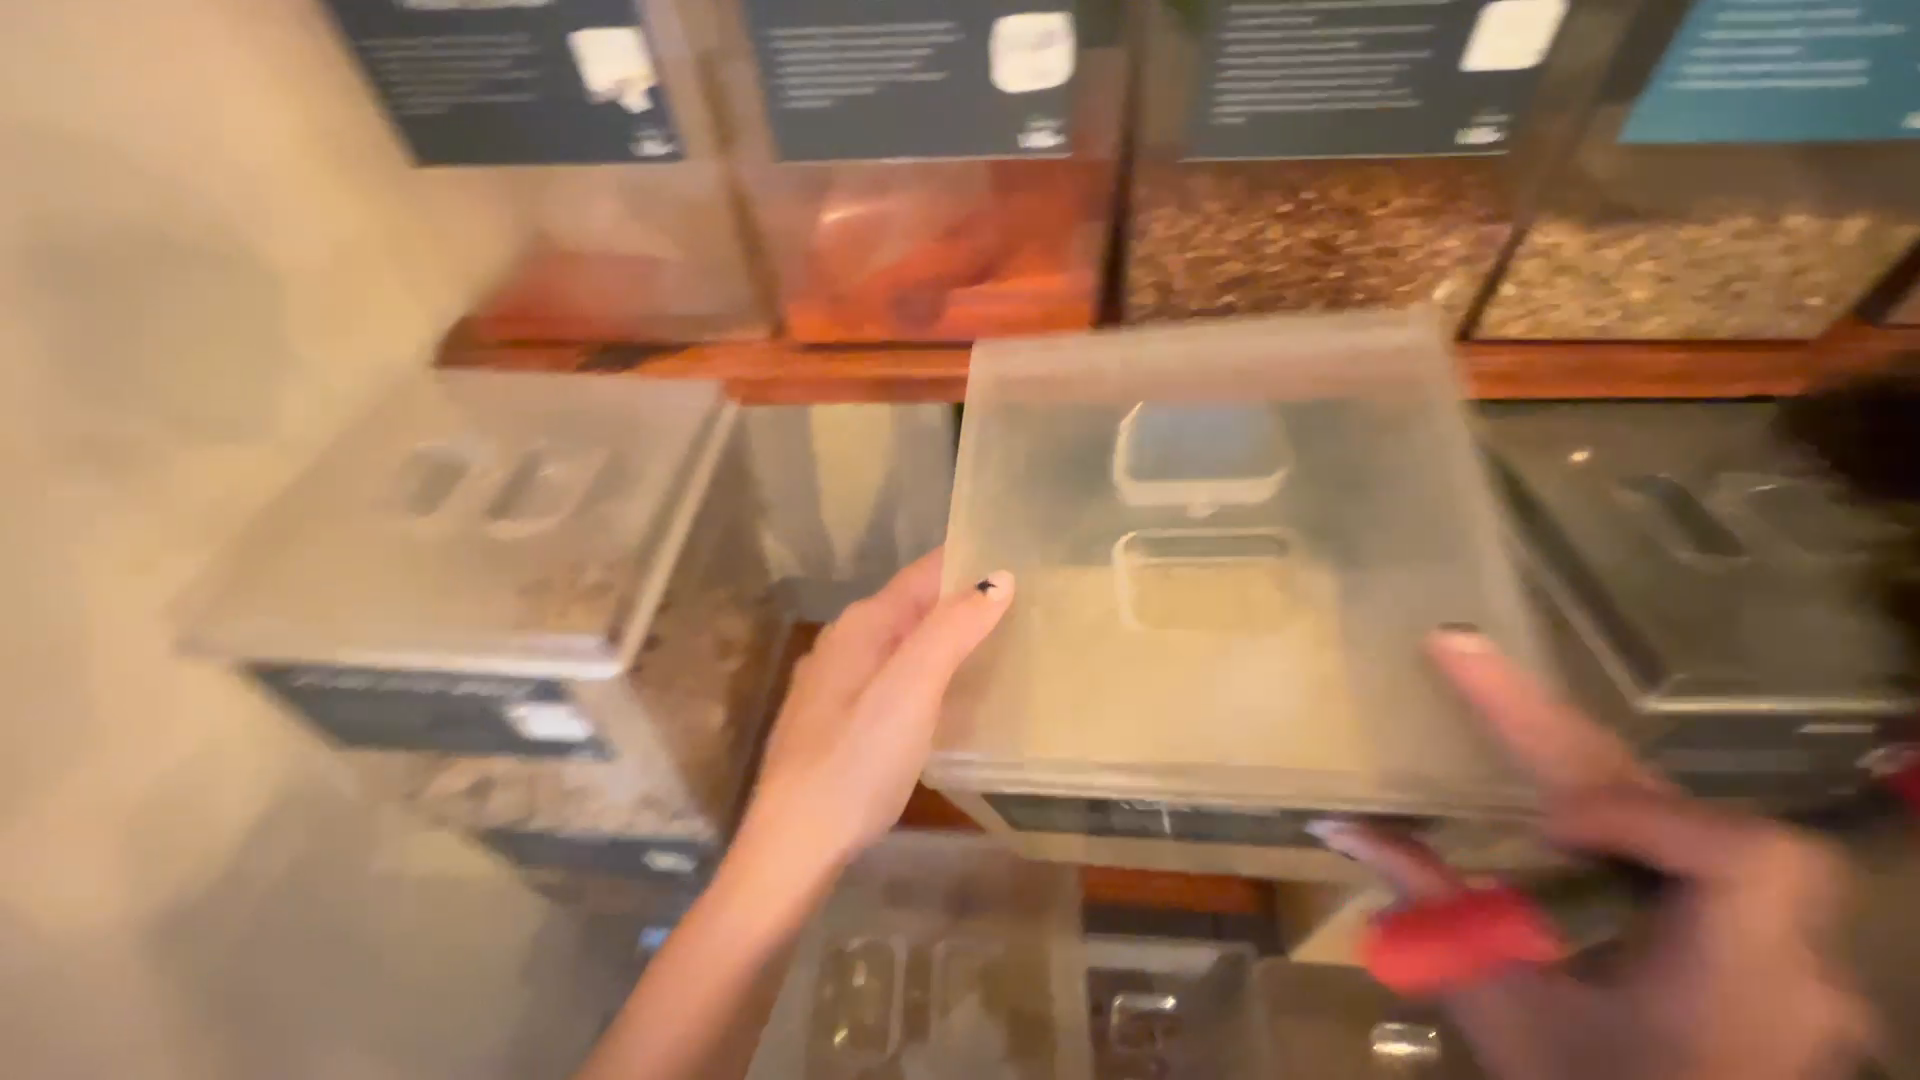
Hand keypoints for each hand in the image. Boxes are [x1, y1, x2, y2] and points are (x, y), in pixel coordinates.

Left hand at [738, 547, 1012, 876]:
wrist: (795, 844)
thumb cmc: (856, 762)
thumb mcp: (911, 690)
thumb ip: (952, 630)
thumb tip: (997, 577)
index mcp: (862, 626)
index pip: (924, 574)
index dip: (969, 563)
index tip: (1021, 561)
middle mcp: (845, 643)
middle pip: (913, 607)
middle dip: (962, 601)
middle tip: (1025, 608)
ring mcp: (836, 683)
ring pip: (903, 644)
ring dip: (945, 639)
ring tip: (999, 648)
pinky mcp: (839, 721)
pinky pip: (893, 677)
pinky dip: (927, 673)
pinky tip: (949, 696)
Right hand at [1318, 629, 1874, 1079]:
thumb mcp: (1502, 1013)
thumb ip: (1432, 913)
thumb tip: (1341, 827)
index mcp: (1733, 978)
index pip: (1741, 857)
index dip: (1640, 813)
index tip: (1544, 820)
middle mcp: (1777, 946)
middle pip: (1681, 798)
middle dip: (1557, 727)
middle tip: (1459, 654)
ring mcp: (1776, 936)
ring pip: (1679, 805)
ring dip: (1581, 760)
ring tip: (1497, 714)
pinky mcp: (1750, 933)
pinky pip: (1678, 835)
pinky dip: (1604, 802)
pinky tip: (1552, 807)